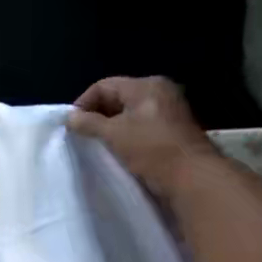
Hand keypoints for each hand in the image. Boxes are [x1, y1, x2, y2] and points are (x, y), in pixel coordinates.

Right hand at [68, 76, 217, 197]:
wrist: (191, 176)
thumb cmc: (151, 149)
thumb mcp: (114, 134)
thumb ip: (89, 123)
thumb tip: (69, 117)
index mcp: (146, 86)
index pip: (104, 86)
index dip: (83, 103)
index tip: (70, 125)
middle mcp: (158, 92)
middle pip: (117, 97)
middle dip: (96, 114)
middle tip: (80, 135)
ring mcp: (167, 110)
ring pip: (128, 112)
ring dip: (109, 126)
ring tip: (95, 143)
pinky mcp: (170, 128)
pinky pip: (139, 124)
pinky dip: (124, 133)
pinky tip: (115, 148)